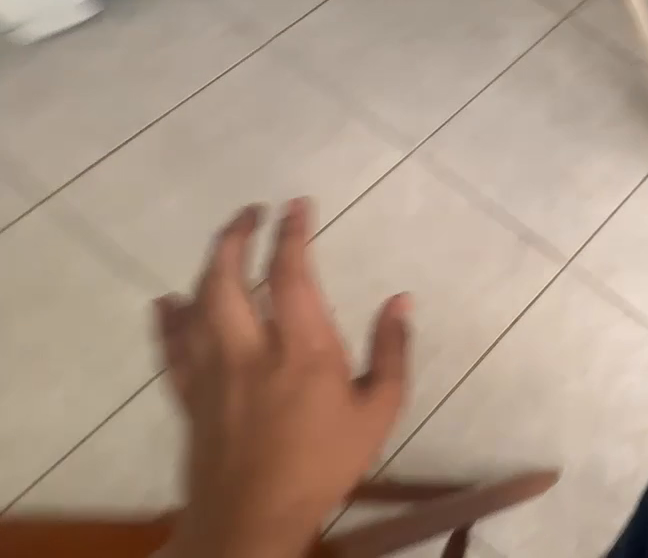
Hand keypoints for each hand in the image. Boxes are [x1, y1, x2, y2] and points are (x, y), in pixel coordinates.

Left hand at [154, 199, 410, 557]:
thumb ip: (393, 350)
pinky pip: (172, 350)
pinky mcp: (191, 400)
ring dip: (208, 269)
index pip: (293, 278)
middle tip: (252, 211)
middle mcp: (251, 354)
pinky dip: (167, 321)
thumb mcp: (382, 406)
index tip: (297, 206)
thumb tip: (401, 299)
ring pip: (196, 311)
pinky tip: (166, 302)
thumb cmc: (328, 461)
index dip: (292, 236)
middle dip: (236, 240)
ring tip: (224, 241)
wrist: (252, 521)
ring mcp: (213, 377)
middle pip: (227, 285)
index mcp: (304, 351)